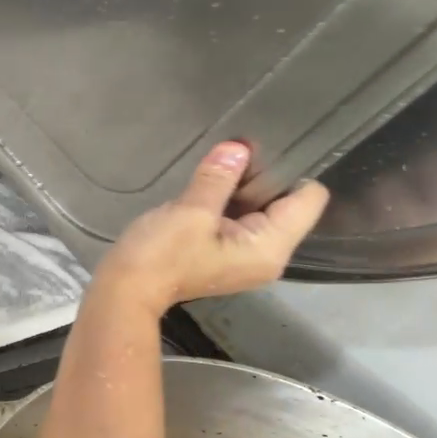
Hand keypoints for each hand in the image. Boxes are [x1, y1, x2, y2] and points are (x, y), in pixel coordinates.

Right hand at [96, 141, 329, 309]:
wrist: (127, 289)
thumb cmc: (161, 254)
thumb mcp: (188, 212)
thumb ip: (217, 179)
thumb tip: (238, 148)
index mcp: (271, 247)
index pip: (309, 200)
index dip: (286, 172)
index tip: (251, 156)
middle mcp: (271, 256)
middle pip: (286, 207)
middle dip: (259, 183)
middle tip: (225, 163)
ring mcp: (249, 261)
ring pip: (260, 216)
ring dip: (240, 195)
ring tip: (210, 178)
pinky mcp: (228, 260)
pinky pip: (241, 227)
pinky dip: (227, 210)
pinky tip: (201, 201)